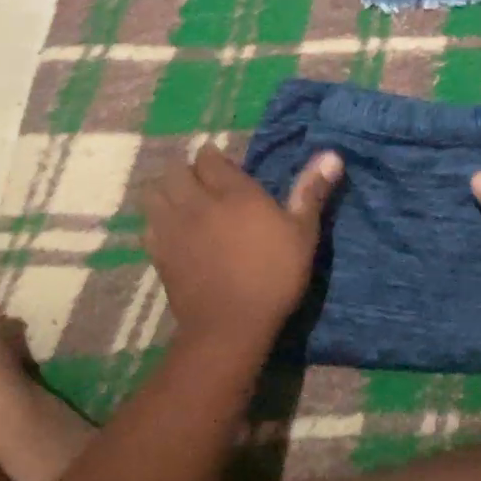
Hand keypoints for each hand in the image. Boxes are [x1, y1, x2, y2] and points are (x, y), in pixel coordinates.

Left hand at [142, 145, 341, 347]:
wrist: (230, 326)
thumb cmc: (274, 276)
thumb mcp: (303, 233)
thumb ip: (311, 191)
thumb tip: (333, 154)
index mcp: (233, 192)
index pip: (209, 157)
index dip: (214, 158)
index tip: (225, 166)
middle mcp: (198, 202)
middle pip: (175, 170)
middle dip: (187, 171)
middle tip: (204, 183)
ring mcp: (173, 227)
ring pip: (155, 193)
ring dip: (167, 192)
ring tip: (183, 202)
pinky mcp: (158, 253)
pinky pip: (147, 224)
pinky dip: (156, 221)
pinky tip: (172, 231)